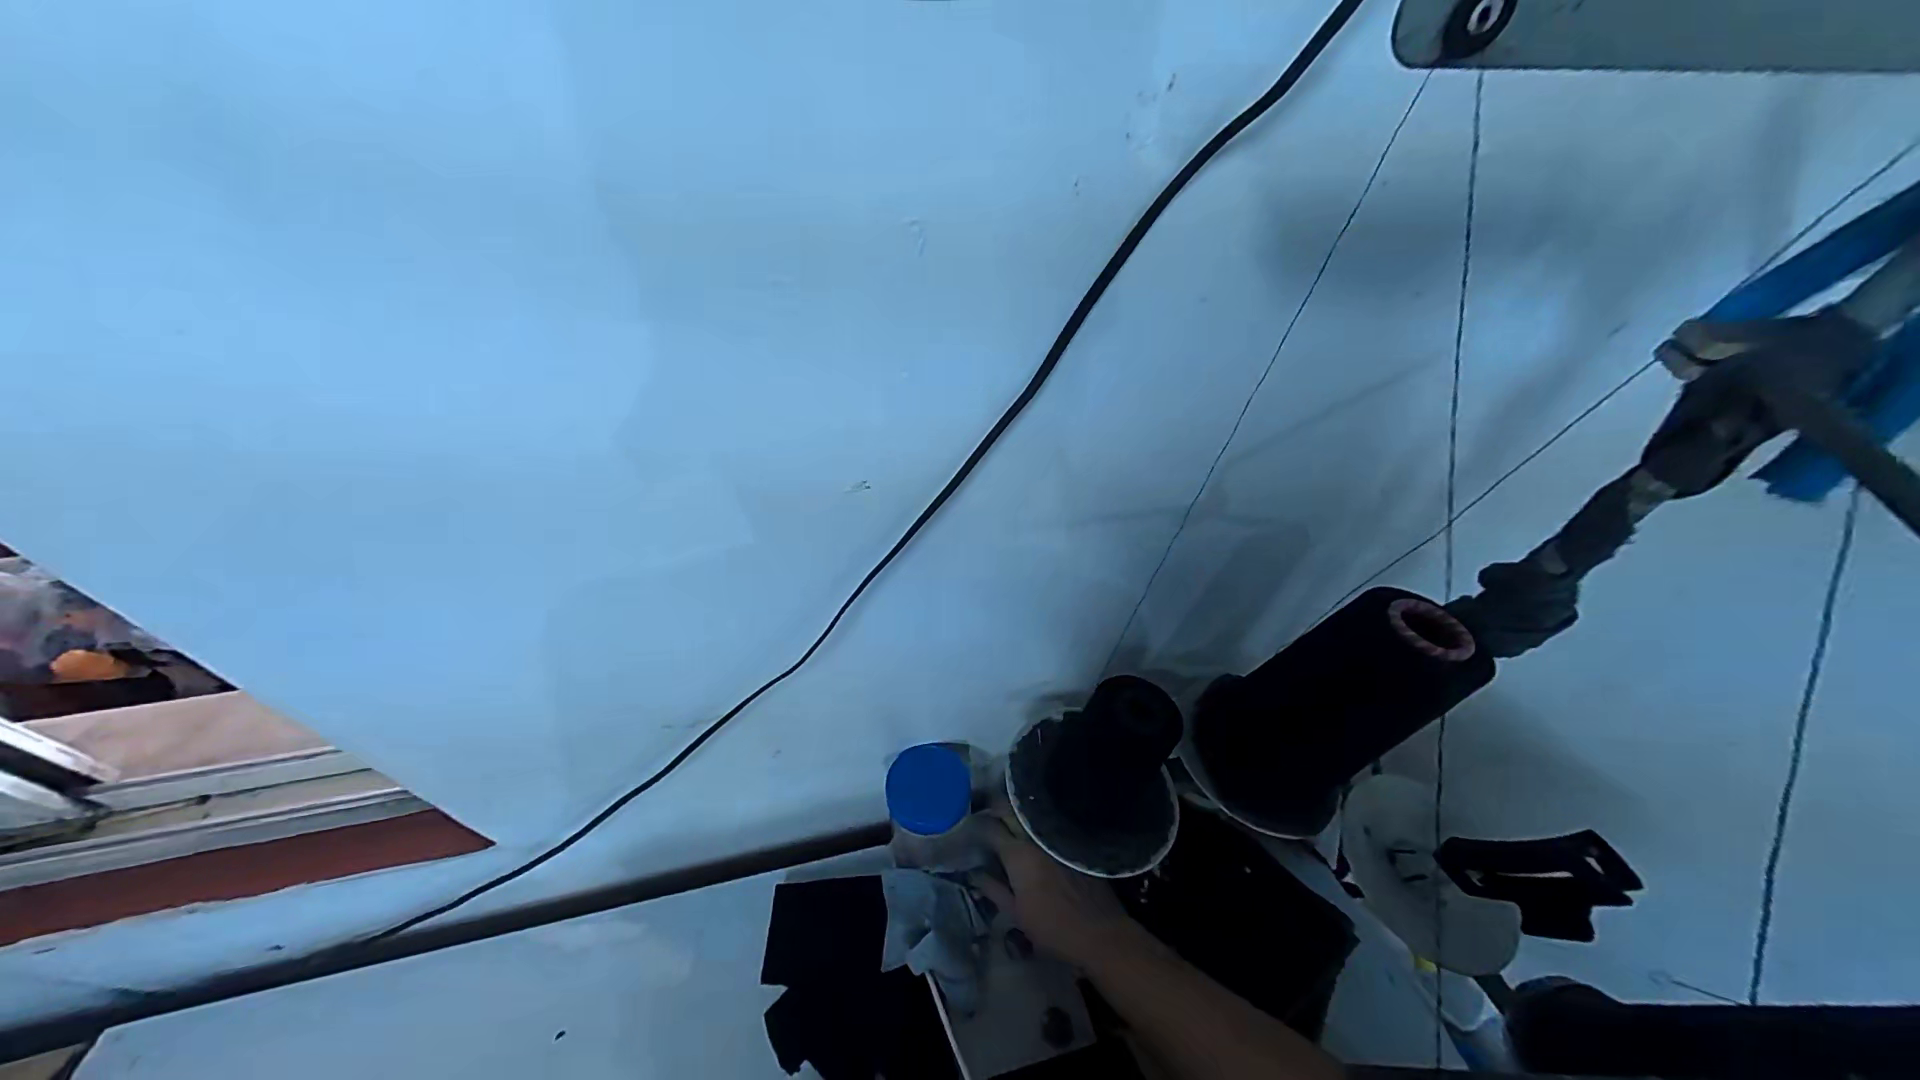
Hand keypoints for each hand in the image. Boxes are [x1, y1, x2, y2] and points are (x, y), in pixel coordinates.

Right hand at [971, 813, 1135, 968]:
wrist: (1100, 933)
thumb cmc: (1053, 927)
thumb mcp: (1016, 914)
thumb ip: (992, 889)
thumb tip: (975, 874)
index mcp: (1018, 854)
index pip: (990, 827)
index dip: (976, 826)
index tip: (969, 830)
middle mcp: (1036, 837)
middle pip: (1010, 811)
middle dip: (994, 812)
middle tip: (986, 823)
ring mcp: (1056, 837)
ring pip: (1029, 816)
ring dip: (1015, 816)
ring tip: (1006, 826)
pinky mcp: (1073, 842)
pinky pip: (1048, 826)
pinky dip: (1035, 827)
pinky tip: (1032, 837)